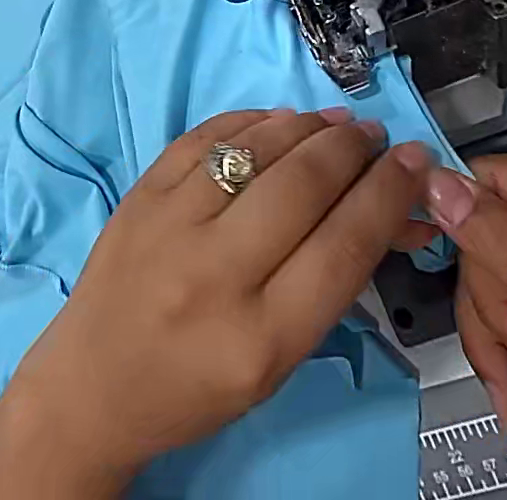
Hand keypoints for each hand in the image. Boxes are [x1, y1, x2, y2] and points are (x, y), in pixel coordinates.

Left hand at [0, 108, 437, 498]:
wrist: (93, 383)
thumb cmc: (195, 387)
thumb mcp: (276, 360)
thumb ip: (330, 283)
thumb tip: (385, 211)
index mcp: (260, 337)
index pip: (344, 246)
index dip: (388, 194)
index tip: (413, 162)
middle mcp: (214, 273)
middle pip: (301, 186)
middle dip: (351, 150)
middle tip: (374, 136)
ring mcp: (168, 224)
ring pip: (252, 151)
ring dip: (304, 126)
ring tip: (334, 122)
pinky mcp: (138, 195)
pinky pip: (202, 138)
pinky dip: (247, 121)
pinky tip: (275, 119)